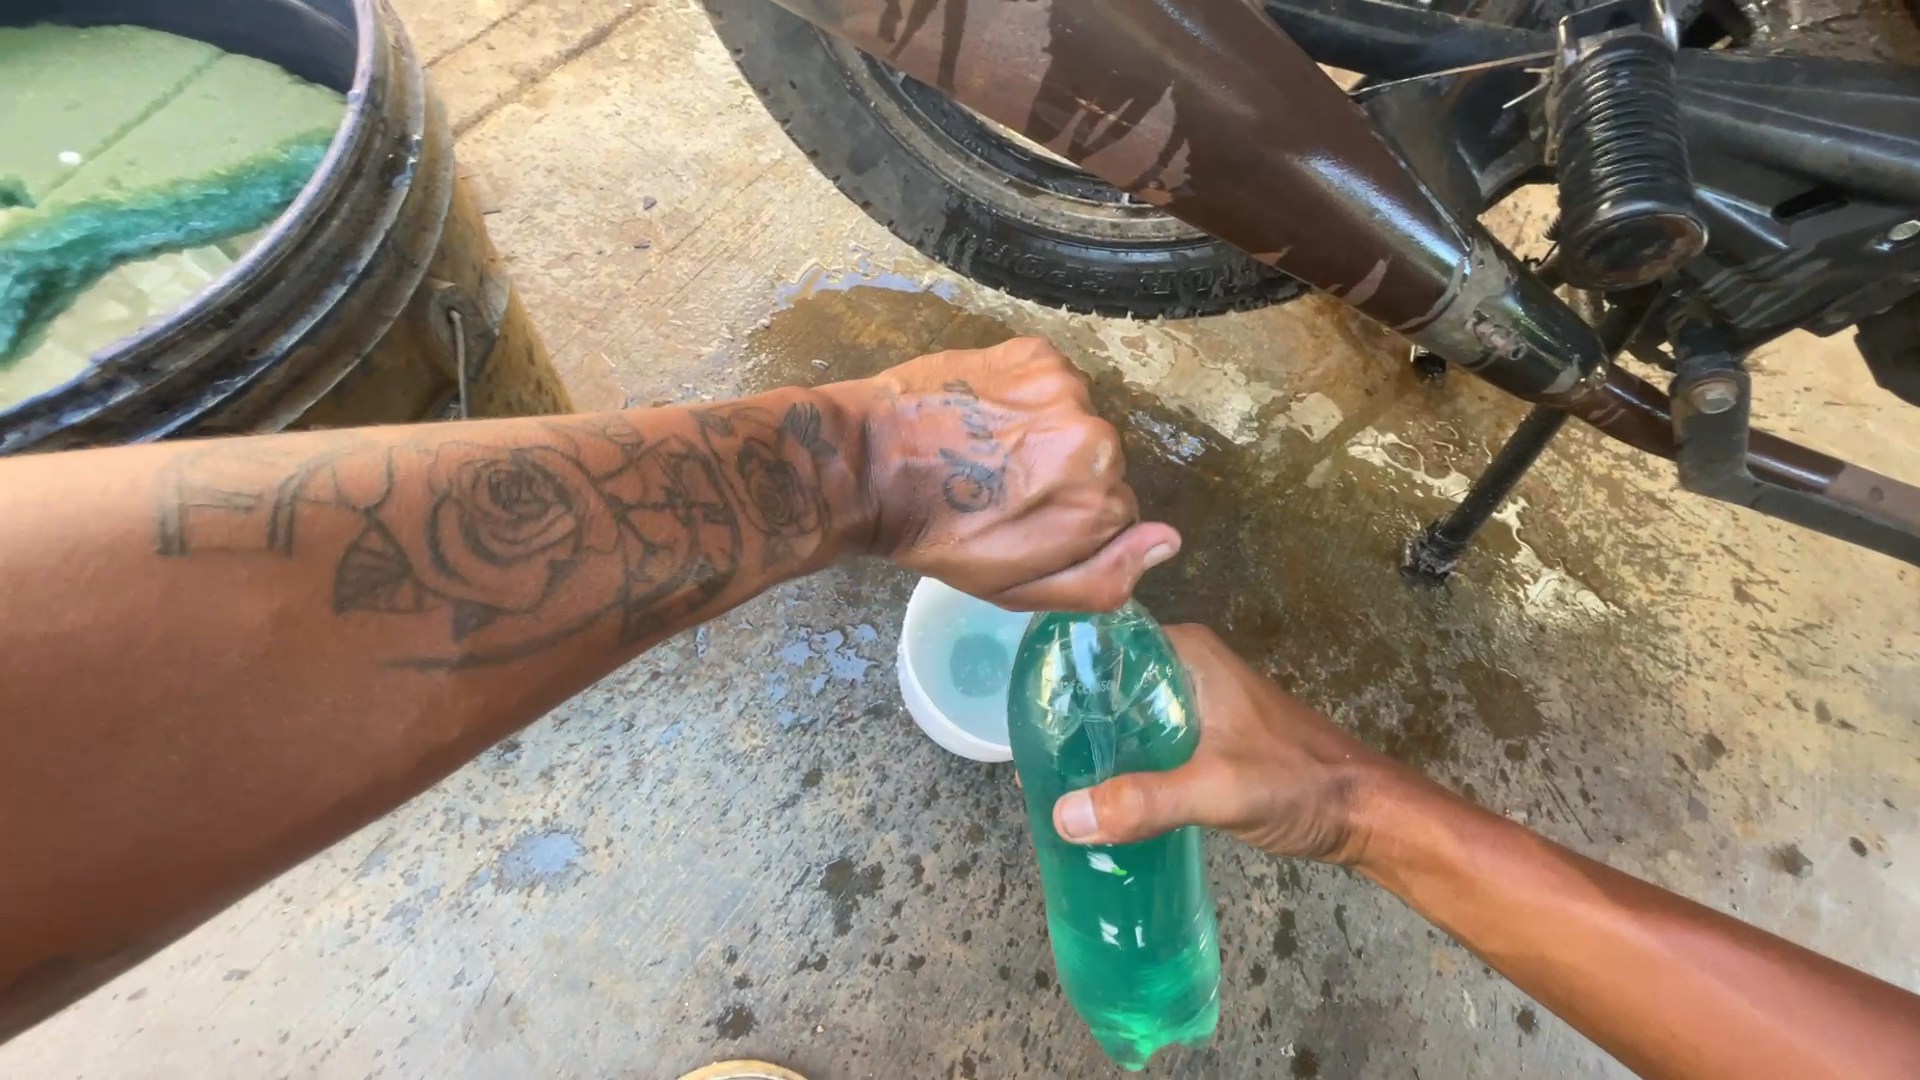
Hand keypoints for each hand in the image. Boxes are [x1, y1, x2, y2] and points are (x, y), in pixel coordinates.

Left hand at [845, 337, 1179, 610]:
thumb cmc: (942, 538)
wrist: (871, 465)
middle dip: (1062, 479)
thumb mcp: (1019, 588)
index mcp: (1100, 501)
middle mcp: (1097, 437)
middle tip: (1001, 490)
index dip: (1070, 524)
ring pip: (1078, 421)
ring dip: (1045, 435)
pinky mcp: (1035, 351)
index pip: (1117, 514)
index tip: (1023, 524)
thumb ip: (1102, 578)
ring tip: (988, 452)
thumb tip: (1169, 541)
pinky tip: (986, 417)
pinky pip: (1052, 383)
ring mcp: (1066, 386)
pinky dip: (1027, 399)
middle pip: (1101, 464)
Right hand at [1050, 624, 1407, 864]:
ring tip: (1052, 767)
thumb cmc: (1296, 780)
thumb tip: (1063, 816)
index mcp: (1185, 651)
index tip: (1024, 699)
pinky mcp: (1203, 733)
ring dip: (1096, 736)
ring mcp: (1195, 699)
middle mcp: (1185, 665)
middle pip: (1109, 678)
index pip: (1104, 641)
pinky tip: (1098, 785)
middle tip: (1031, 744)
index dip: (1062, 666)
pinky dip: (1121, 754)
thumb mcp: (1216, 788)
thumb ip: (1143, 801)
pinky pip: (1145, 734)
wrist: (1363, 813)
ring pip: (1126, 708)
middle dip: (1071, 709)